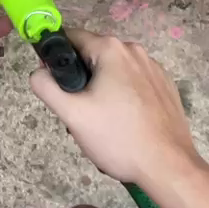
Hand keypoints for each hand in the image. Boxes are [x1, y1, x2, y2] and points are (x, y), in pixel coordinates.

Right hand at [29, 28, 202, 190]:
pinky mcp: (166, 87)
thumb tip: (38, 72)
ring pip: (113, 71)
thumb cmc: (119, 138)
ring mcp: (154, 68)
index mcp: (111, 49)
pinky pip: (134, 82)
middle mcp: (134, 50)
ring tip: (104, 123)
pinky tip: (126, 124)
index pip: (70, 38)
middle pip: (93, 56)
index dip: (56, 59)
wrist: (170, 169)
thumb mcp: (71, 114)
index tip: (57, 86)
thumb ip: (44, 86)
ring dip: (102, 89)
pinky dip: (124, 97)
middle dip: (81, 79)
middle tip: (80, 112)